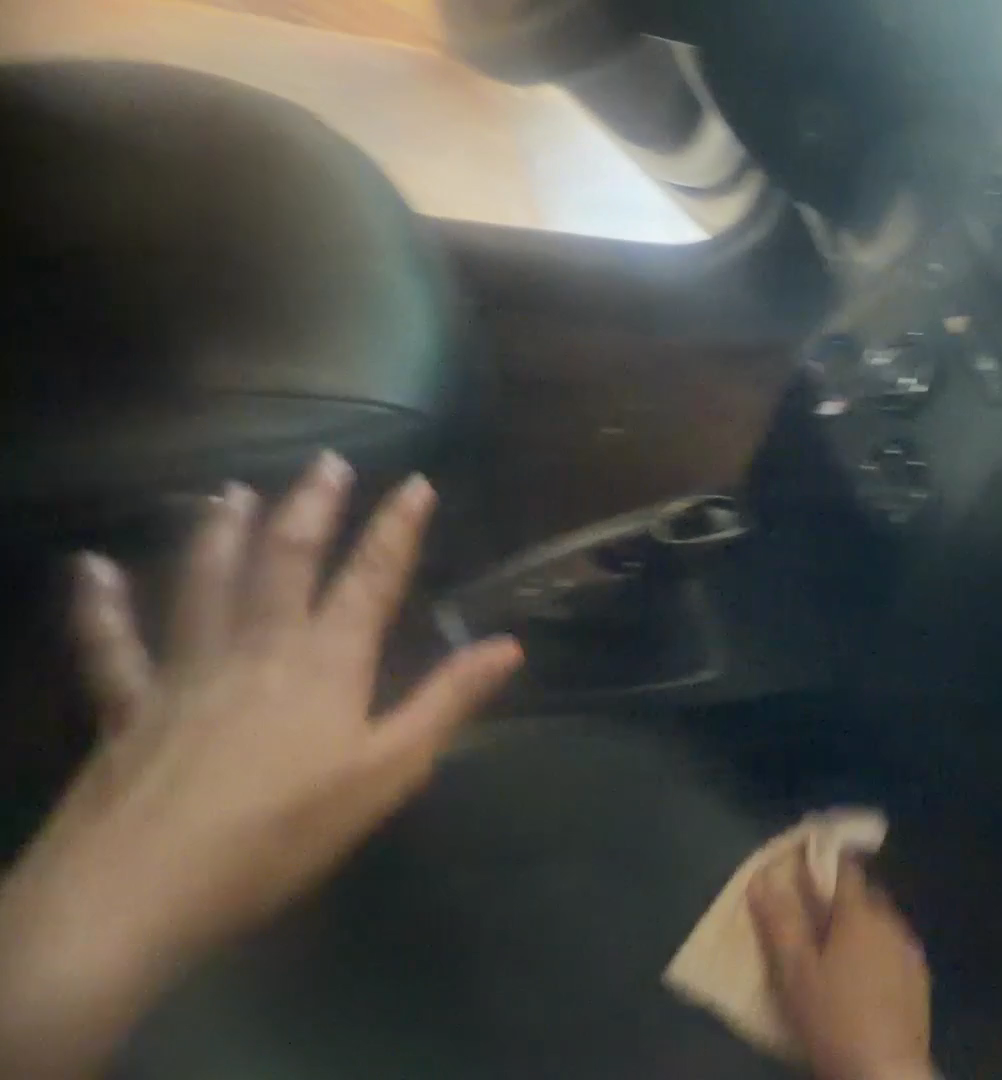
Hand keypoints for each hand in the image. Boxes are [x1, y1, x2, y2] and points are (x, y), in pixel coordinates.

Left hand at [0, 452, 522, 1078]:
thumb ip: (448, 701)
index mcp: (327, 663)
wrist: (135, 900)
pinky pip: (112, 646)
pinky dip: (99, 605)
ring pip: (204, 586)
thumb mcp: (391, 769)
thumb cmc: (284, 832)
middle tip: (327, 461)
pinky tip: (89, 568)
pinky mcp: (129, 710)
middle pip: (286, 563)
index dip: (397, 529)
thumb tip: (509, 645)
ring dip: (221, 533)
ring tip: (231, 490)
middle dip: (312, 509)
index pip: (372, 579)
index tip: (416, 483)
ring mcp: (186, 674)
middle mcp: (257, 650)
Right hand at [750, 853, 933, 1079]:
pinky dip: (879, 949)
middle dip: (844, 896)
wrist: (886, 1070)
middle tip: (817, 914)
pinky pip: (896, 946)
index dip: (827, 862)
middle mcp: (891, 920)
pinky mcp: (920, 975)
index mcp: (860, 913)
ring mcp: (910, 947)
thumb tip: (763, 878)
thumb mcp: (795, 974)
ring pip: (883, 920)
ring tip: (838, 948)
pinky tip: (865, 975)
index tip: (810, 864)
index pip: (847, 869)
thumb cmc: (833, 1018)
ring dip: (863, 924)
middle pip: (867, 893)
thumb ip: (780, 923)